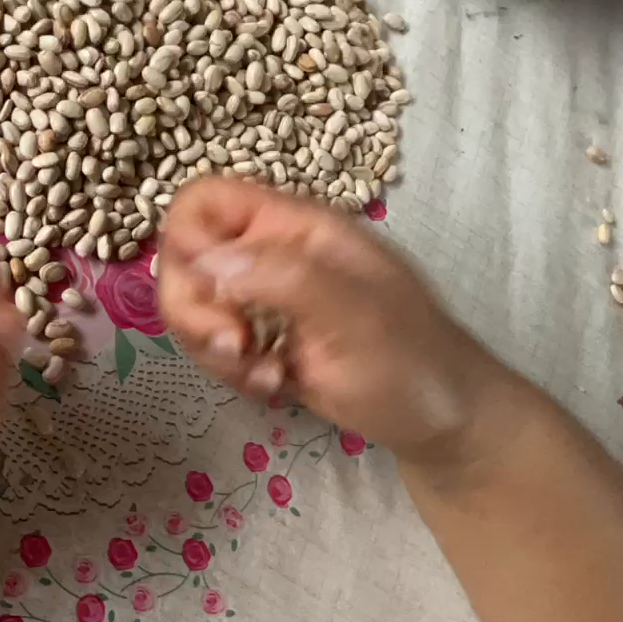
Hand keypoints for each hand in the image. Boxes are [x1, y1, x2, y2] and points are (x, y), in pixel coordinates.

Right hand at [156, 178, 518, 470]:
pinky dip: (227, 369)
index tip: (205, 285)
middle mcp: (264, 253)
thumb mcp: (358, 315)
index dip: (186, 235)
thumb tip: (206, 262)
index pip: (205, 199)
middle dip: (194, 308)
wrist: (440, 422)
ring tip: (265, 372)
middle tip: (235, 344)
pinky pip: (206, 344)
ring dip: (211, 346)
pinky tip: (273, 382)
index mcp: (292, 226)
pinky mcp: (252, 338)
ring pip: (189, 305)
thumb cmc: (412, 361)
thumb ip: (284, 277)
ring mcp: (255, 297)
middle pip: (182, 258)